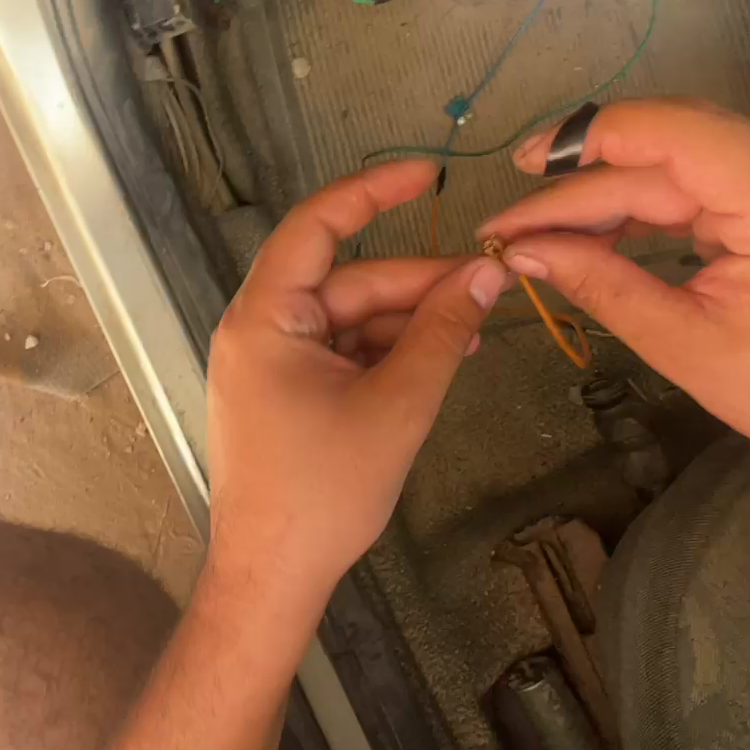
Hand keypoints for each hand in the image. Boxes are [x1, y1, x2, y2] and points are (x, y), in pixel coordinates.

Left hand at [207, 159, 506, 600]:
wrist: (273, 576)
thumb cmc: (324, 491)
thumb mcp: (397, 404)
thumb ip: (442, 330)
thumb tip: (488, 270)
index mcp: (265, 317)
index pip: (316, 226)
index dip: (373, 191)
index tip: (429, 174)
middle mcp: (261, 329)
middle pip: (348, 282)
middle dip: (417, 284)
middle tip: (488, 283)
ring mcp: (274, 363)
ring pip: (352, 320)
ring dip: (410, 323)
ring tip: (473, 332)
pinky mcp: (289, 393)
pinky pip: (344, 353)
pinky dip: (388, 353)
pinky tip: (437, 359)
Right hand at [480, 98, 749, 498]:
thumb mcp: (681, 344)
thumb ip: (600, 283)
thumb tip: (522, 248)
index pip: (677, 133)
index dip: (590, 138)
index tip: (520, 167)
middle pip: (670, 154)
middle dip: (583, 186)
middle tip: (510, 222)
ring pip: (679, 167)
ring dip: (606, 198)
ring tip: (538, 231)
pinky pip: (700, 186)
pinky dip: (644, 209)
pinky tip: (594, 230)